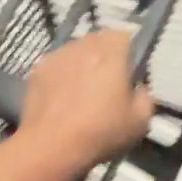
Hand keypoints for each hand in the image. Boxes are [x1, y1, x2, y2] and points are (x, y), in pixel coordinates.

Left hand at [16, 29, 155, 174]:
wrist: (51, 145)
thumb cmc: (101, 132)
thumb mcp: (140, 121)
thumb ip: (144, 97)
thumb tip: (137, 88)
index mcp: (112, 53)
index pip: (124, 35)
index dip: (128, 51)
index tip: (128, 70)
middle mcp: (83, 46)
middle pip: (98, 40)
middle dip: (104, 54)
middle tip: (106, 81)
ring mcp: (57, 56)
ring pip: (75, 50)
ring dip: (81, 63)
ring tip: (82, 89)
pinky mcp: (37, 70)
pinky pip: (56, 64)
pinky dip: (62, 74)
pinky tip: (61, 97)